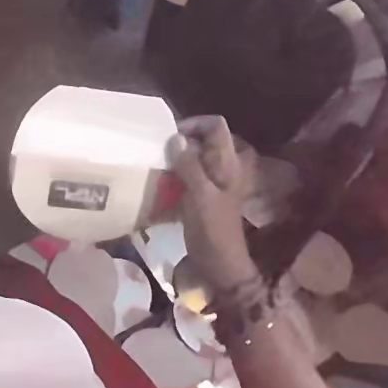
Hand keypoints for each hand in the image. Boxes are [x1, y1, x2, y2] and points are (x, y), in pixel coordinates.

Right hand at [172, 116, 258, 291]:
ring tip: (158, 164)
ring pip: (196, 156)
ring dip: (177, 157)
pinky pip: (189, 174)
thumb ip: (189, 166)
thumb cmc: (213, 230)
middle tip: (160, 150)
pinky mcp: (203, 195)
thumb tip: (175, 138)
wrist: (220, 264)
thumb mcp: (200, 196)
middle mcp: (224, 167)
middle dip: (182, 140)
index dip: (194, 123)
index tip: (171, 137)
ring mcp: (214, 182)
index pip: (216, 125)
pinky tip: (161, 182)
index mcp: (229, 163)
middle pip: (204, 139)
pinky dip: (176, 173)